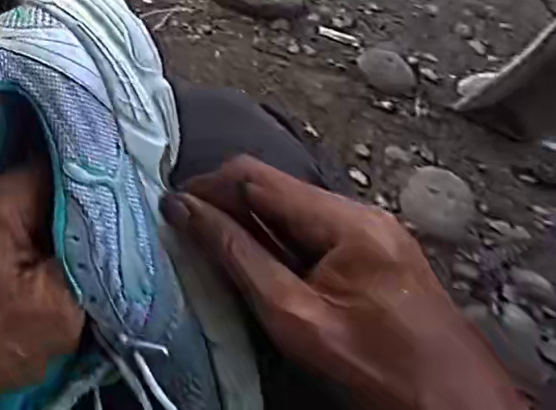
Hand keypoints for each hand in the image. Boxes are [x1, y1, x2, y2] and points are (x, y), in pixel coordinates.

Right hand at [164, 156, 525, 409]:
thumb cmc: (382, 379)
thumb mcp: (295, 318)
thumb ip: (234, 253)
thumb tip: (179, 205)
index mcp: (348, 222)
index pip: (251, 175)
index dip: (204, 187)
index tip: (173, 212)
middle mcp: (360, 213)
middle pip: (268, 186)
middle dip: (224, 206)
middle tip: (190, 234)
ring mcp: (371, 231)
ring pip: (282, 206)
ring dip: (246, 224)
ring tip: (220, 252)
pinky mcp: (374, 252)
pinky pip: (304, 228)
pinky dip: (273, 241)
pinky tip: (260, 267)